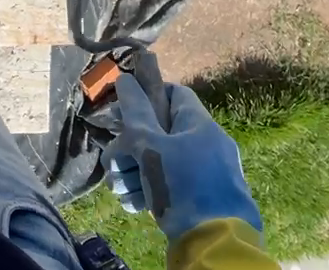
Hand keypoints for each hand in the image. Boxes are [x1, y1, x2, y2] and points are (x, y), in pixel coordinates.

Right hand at [103, 52, 261, 241]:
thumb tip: (125, 78)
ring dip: (135, 171)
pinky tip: (134, 204)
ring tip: (119, 188)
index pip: (173, 93)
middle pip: (161, 131)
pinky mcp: (206, 201)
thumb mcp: (150, 146)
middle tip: (113, 161)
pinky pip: (174, 185)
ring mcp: (209, 175)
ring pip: (163, 161)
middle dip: (131, 146)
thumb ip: (135, 111)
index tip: (123, 113)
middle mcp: (208, 146)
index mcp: (200, 126)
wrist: (216, 248)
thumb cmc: (181, 186)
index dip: (146, 96)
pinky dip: (152, 190)